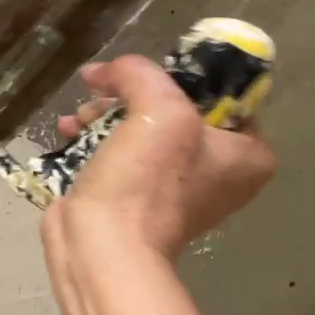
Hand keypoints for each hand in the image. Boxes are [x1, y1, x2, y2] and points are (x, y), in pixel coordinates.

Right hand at [46, 55, 277, 259]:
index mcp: (248, 155)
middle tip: (97, 98)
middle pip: (169, 110)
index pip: (217, 96)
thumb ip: (139, 73)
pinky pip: (116, 153)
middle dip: (124, 98)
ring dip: (100, 116)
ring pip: (136, 129)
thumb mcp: (157, 108)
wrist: (102, 242)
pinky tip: (67, 133)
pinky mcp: (134, 197)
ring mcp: (175, 187)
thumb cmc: (145, 180)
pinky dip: (90, 139)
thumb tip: (104, 72)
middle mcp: (219, 172)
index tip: (132, 77)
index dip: (172, 77)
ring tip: (75, 120)